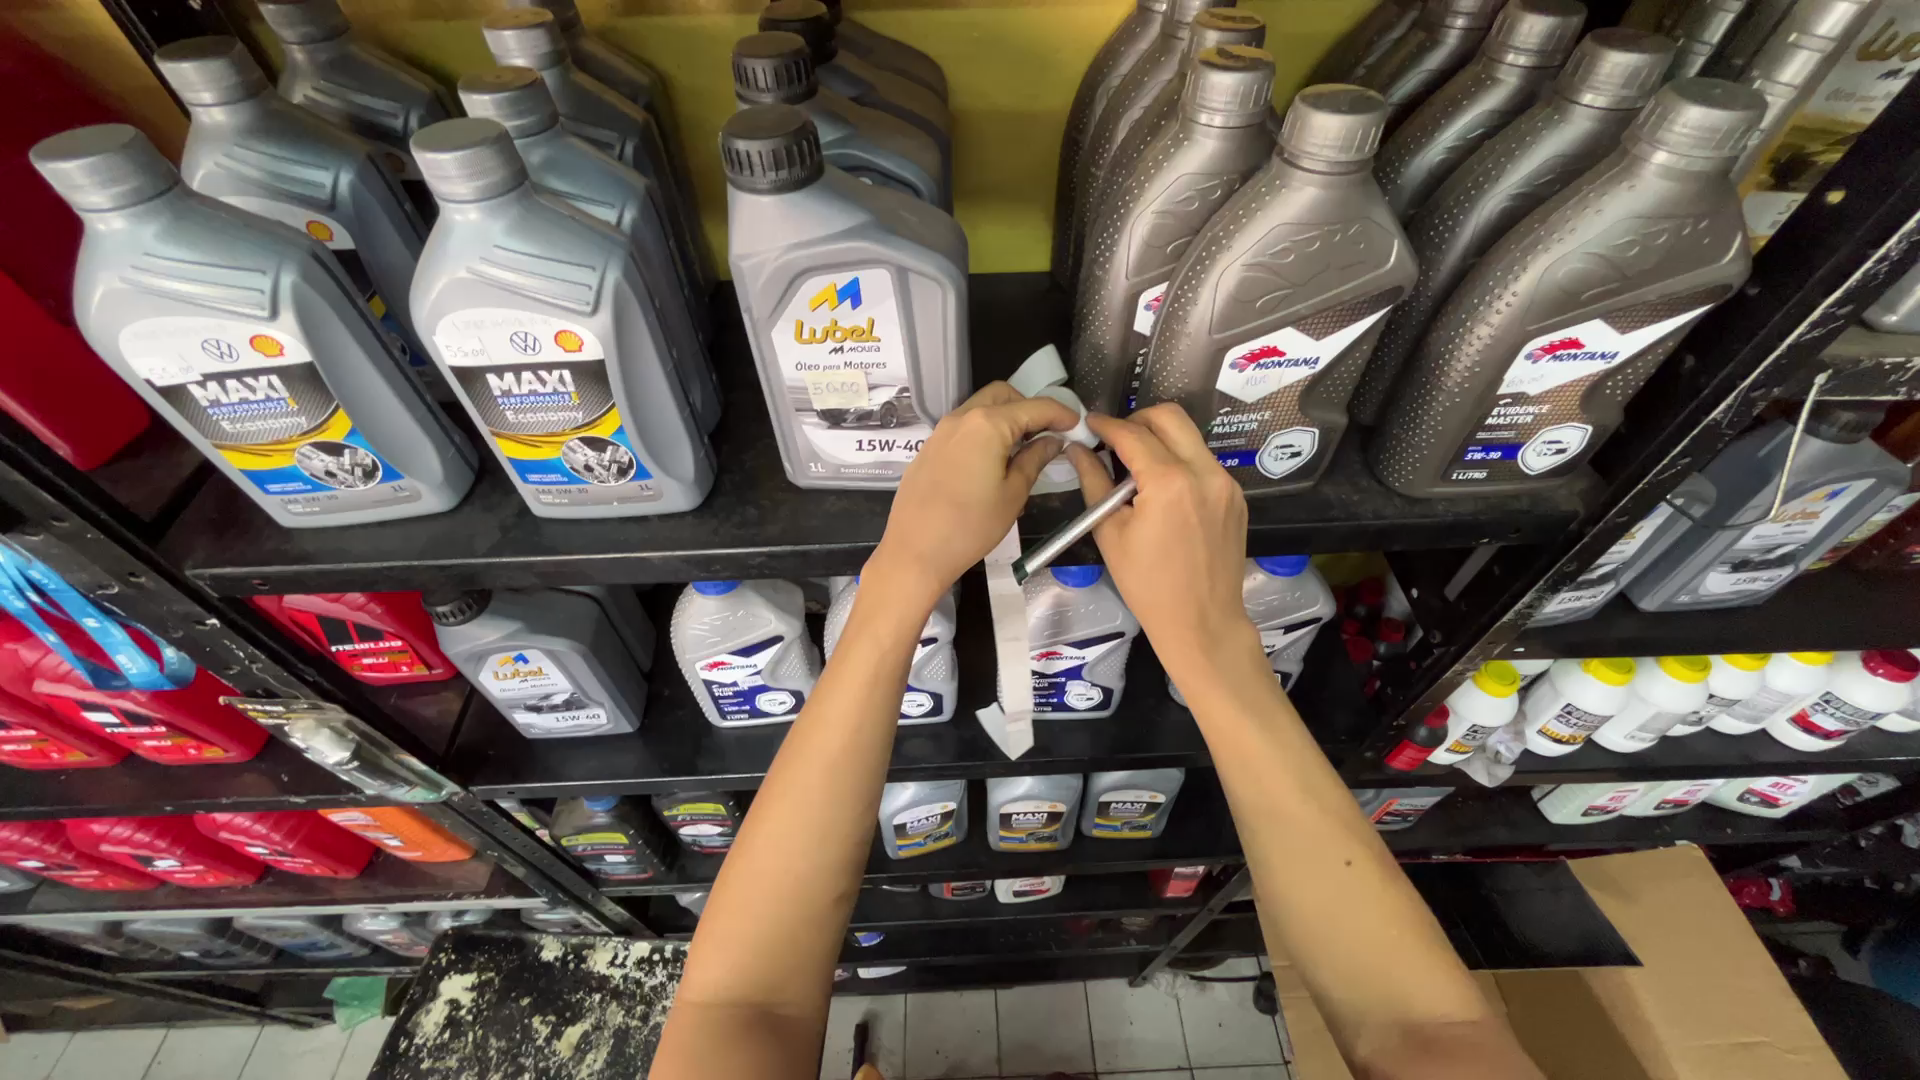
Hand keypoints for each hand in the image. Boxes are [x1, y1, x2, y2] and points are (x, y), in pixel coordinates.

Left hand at [868, 382, 1078, 608]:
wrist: (915, 551)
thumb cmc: (970, 527)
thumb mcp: (1013, 495)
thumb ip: (1034, 460)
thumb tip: (1052, 441)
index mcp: (988, 425)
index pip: (1034, 407)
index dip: (1060, 414)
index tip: (1077, 425)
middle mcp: (962, 418)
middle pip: (1002, 395)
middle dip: (1029, 407)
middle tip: (1048, 434)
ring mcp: (940, 432)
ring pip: (979, 408)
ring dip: (1005, 419)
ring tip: (1022, 449)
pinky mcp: (928, 448)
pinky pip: (962, 428)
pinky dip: (983, 432)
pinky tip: (992, 461)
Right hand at [1067, 404, 1260, 681]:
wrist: (1202, 621)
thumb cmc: (1147, 585)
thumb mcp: (1110, 533)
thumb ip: (1094, 482)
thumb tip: (1077, 450)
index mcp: (1169, 482)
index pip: (1133, 434)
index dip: (1106, 425)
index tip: (1089, 424)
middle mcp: (1204, 472)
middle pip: (1170, 417)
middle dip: (1138, 419)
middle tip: (1115, 440)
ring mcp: (1225, 483)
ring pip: (1190, 437)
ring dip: (1160, 439)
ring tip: (1136, 467)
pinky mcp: (1235, 497)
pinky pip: (1204, 462)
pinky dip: (1180, 462)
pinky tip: (1162, 491)